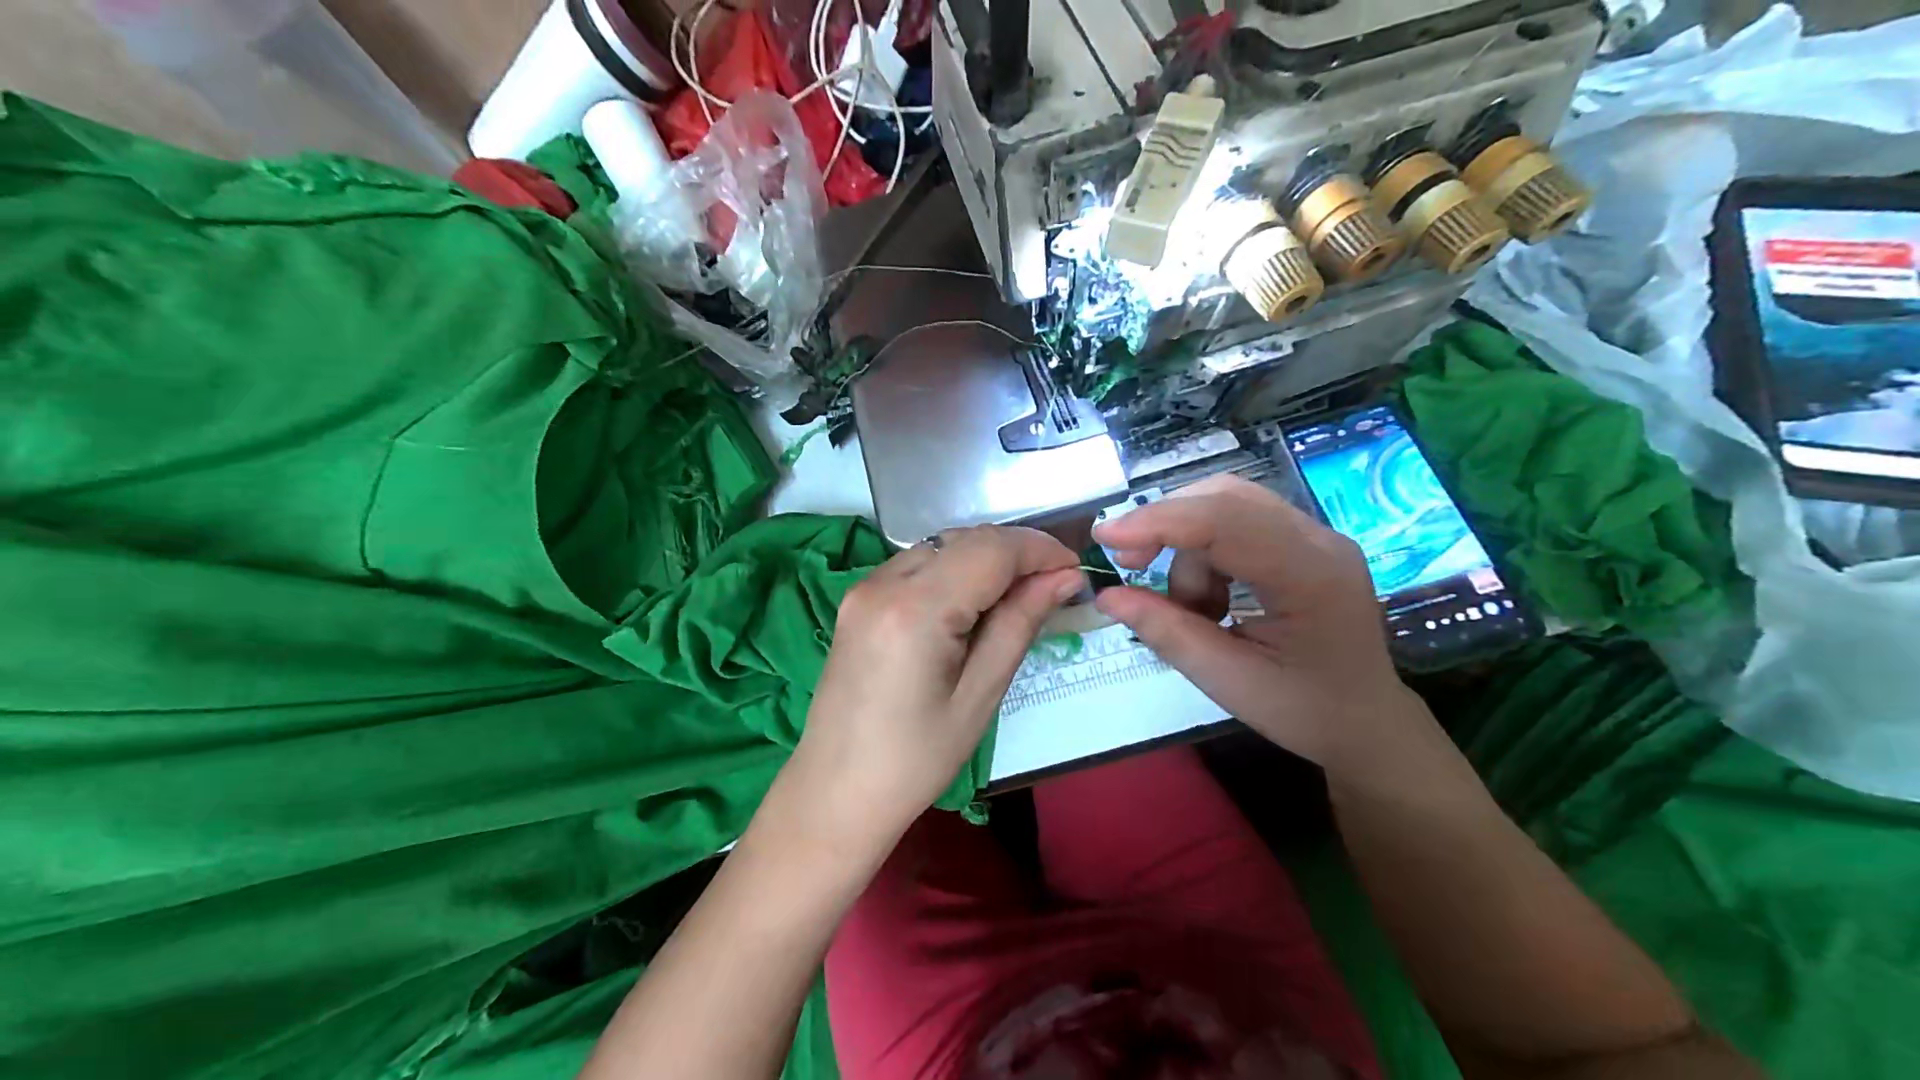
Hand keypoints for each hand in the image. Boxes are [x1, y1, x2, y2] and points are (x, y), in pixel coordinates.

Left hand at [791, 525, 1083, 838]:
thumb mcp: (981, 694)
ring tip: (1017, 598)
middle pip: (965, 539)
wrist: (837, 790)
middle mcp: (883, 582)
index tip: (1074, 571)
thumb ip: (1020, 623)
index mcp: (915, 609)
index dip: (1038, 550)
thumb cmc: (916, 759)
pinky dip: (953, 570)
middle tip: (1051, 587)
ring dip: (984, 559)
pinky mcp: (857, 599)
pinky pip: (916, 565)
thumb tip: (1064, 577)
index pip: (990, 549)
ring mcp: (864, 587)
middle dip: (1015, 552)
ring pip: (940, 546)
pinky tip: (972, 604)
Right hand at [1091, 475, 1442, 786]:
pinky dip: (1205, 552)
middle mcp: (1320, 540)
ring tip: (1193, 610)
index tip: (1105, 538)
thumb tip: (1107, 595)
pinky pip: (1237, 522)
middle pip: (1224, 498)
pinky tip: (1211, 598)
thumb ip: (1166, 632)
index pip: (1225, 523)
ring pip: (1226, 506)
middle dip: (1166, 526)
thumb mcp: (1227, 681)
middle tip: (1130, 567)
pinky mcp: (1303, 541)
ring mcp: (1316, 535)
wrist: (1367, 721)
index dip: (1159, 523)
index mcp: (1312, 577)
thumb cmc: (1304, 710)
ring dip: (1187, 549)